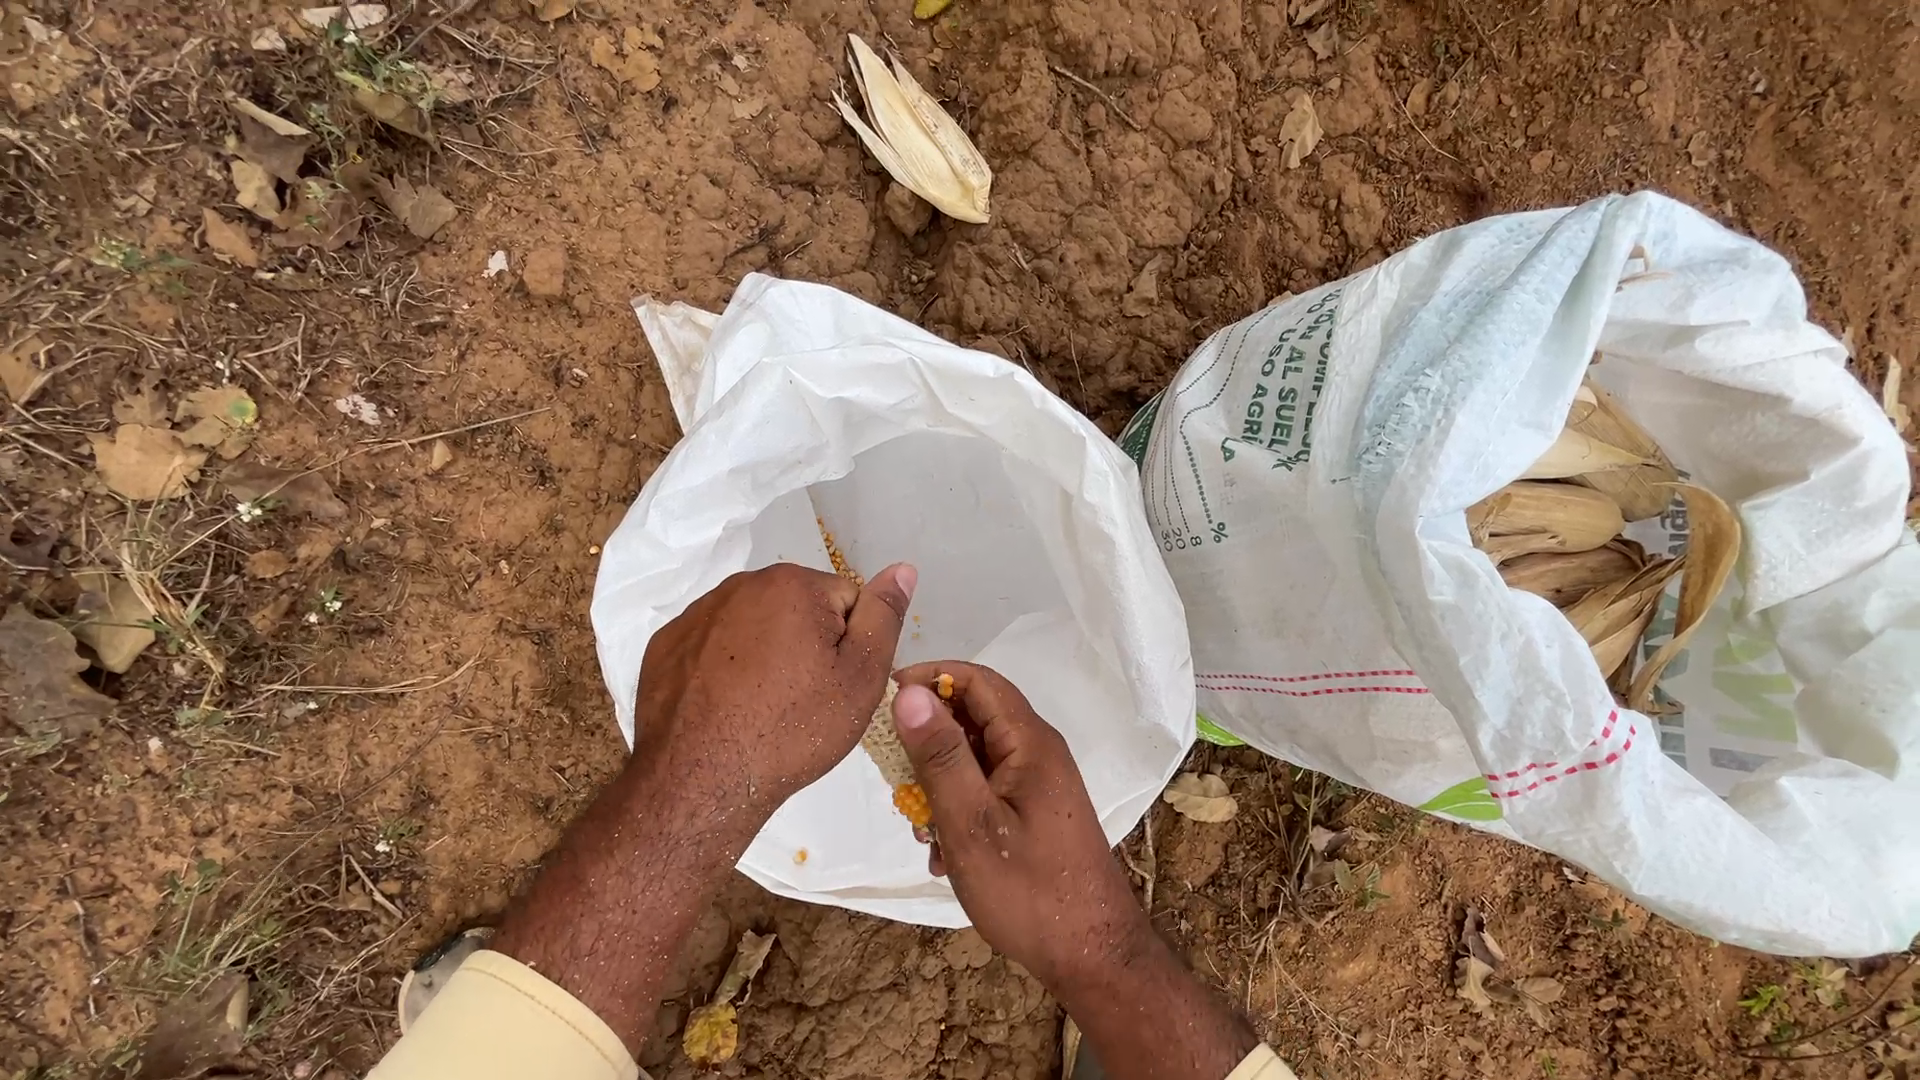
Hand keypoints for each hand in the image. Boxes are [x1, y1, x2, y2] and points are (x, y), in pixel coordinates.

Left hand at [635, 561, 915, 818]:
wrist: (700, 781)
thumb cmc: (793, 729)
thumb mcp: (860, 677)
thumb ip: (884, 616)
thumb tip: (903, 568)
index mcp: (793, 584)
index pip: (846, 601)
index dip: (849, 645)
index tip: (833, 684)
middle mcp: (741, 584)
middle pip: (798, 608)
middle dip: (807, 643)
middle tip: (802, 699)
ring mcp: (697, 613)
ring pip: (755, 624)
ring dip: (765, 652)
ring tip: (761, 706)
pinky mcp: (665, 643)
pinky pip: (713, 644)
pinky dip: (723, 666)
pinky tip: (724, 705)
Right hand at [892, 662, 1261, 1079]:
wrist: (1092, 957)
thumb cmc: (1029, 891)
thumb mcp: (971, 823)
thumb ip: (940, 756)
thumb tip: (910, 693)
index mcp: (1029, 741)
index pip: (976, 680)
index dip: (929, 678)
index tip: (885, 699)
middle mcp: (1037, 751)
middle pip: (974, 715)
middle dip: (928, 737)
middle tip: (893, 770)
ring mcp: (1037, 781)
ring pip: (975, 755)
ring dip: (939, 779)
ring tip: (918, 822)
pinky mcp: (1033, 810)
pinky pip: (986, 787)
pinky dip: (958, 805)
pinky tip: (942, 849)